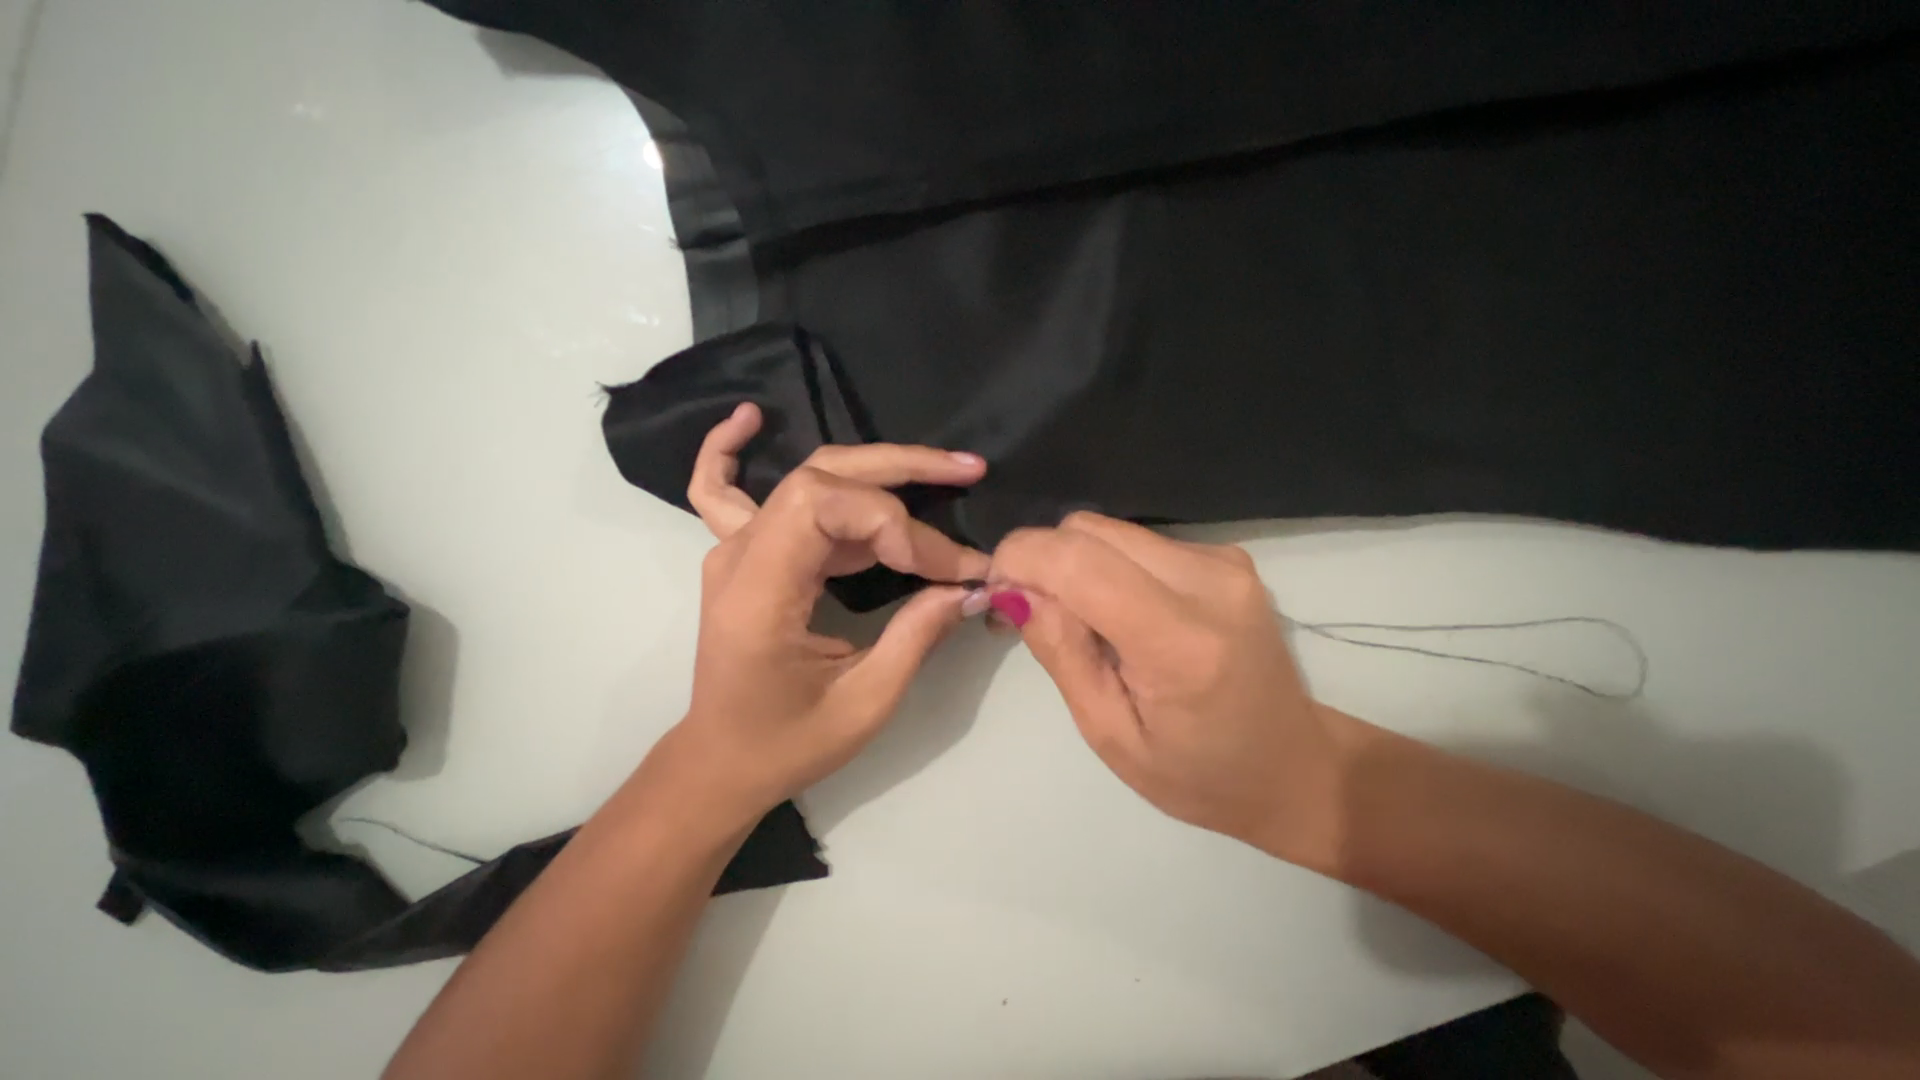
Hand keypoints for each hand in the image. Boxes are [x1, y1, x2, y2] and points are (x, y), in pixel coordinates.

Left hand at [660, 405, 991, 823]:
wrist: (722, 761)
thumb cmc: (787, 744)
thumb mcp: (864, 704)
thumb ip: (917, 636)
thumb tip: (973, 586)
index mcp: (759, 593)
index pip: (828, 509)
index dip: (899, 527)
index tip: (950, 572)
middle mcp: (739, 555)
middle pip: (821, 477)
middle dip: (902, 471)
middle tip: (969, 472)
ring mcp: (734, 548)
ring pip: (805, 479)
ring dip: (874, 469)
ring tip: (943, 468)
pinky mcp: (743, 553)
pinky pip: (725, 488)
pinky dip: (731, 450)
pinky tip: (748, 417)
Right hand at [988, 513, 1358, 866]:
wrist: (1292, 766)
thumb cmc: (1197, 774)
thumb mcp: (1110, 734)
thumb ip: (1062, 652)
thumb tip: (1013, 590)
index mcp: (1180, 640)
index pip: (1077, 561)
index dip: (1020, 561)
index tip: (997, 596)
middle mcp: (1209, 581)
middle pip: (1088, 530)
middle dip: (1042, 561)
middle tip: (1029, 614)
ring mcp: (1224, 561)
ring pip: (1110, 529)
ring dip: (1075, 563)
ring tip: (1076, 620)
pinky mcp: (1227, 556)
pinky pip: (1139, 541)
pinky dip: (1109, 565)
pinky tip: (1116, 612)